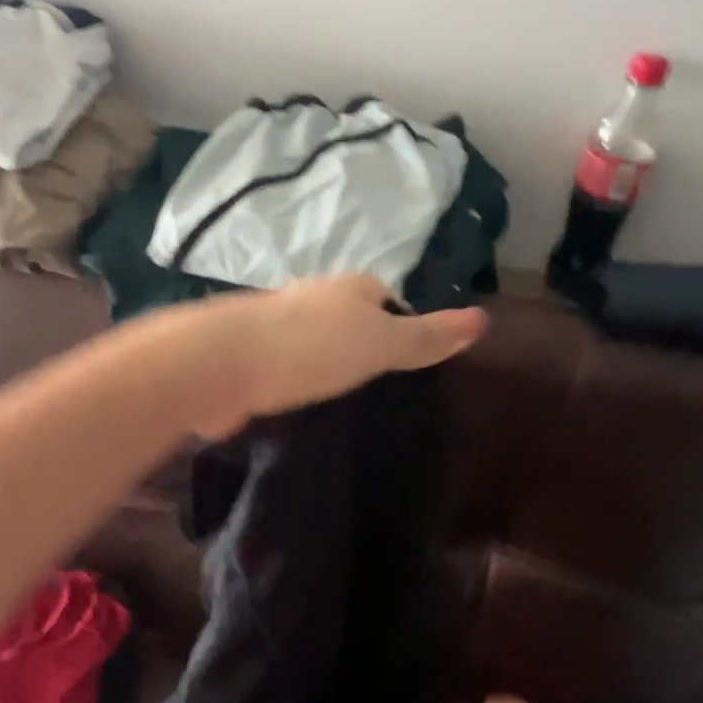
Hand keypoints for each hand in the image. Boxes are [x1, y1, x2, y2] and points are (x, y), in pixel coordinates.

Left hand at [186, 276, 485, 438]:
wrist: (220, 364)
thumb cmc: (309, 349)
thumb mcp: (380, 343)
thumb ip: (425, 337)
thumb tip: (482, 319)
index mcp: (346, 290)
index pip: (384, 298)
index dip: (398, 324)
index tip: (408, 360)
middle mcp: (308, 300)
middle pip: (344, 319)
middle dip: (357, 345)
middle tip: (377, 387)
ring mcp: (270, 328)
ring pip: (308, 345)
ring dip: (320, 366)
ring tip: (338, 404)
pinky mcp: (242, 361)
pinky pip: (276, 371)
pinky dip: (288, 386)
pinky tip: (294, 412)